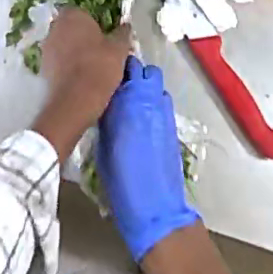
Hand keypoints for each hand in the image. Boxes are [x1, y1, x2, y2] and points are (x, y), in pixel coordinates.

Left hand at [31, 8, 130, 157]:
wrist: (74, 100)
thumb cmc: (99, 67)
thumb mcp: (118, 50)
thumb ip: (122, 34)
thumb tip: (126, 25)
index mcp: (72, 15)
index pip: (84, 14)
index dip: (95, 26)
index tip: (106, 41)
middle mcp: (55, 25)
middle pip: (72, 28)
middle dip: (83, 38)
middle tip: (100, 54)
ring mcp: (46, 45)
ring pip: (64, 44)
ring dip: (74, 52)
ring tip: (91, 69)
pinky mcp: (42, 64)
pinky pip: (58, 60)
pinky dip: (66, 66)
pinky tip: (79, 79)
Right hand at [98, 57, 199, 260]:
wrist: (155, 208)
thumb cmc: (120, 177)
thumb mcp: (101, 140)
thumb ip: (104, 112)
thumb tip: (101, 98)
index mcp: (127, 99)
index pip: (122, 66)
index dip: (112, 64)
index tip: (101, 66)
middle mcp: (148, 99)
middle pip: (144, 70)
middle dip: (132, 71)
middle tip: (115, 81)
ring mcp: (163, 112)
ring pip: (155, 84)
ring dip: (144, 86)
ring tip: (128, 98)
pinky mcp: (171, 126)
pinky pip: (162, 102)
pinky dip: (152, 102)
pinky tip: (140, 117)